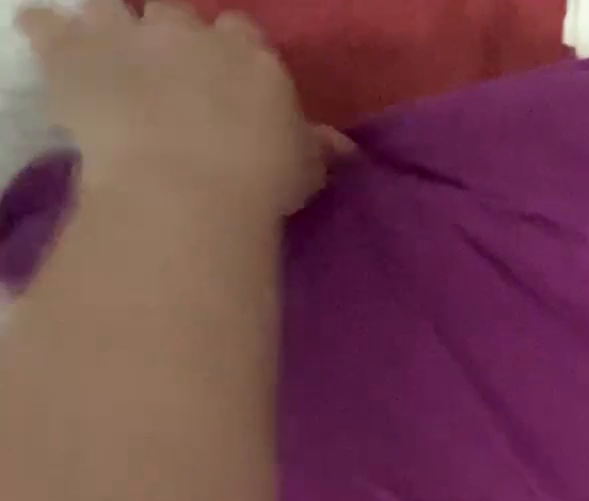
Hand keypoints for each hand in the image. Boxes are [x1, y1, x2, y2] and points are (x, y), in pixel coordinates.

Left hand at [19, 0, 336, 216]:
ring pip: (106, 3)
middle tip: (180, 71)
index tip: (240, 80)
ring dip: (112, 23)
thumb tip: (341, 145)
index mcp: (249, 54)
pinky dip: (51, 33)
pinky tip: (63, 51)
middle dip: (176, 33)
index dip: (239, 52)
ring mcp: (120, 34)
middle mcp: (184, 30)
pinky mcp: (65, 51)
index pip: (243, 31)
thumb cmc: (263, 179)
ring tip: (119, 53)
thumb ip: (318, 145)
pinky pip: (42, 22)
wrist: (185, 189)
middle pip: (174, 10)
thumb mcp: (308, 167)